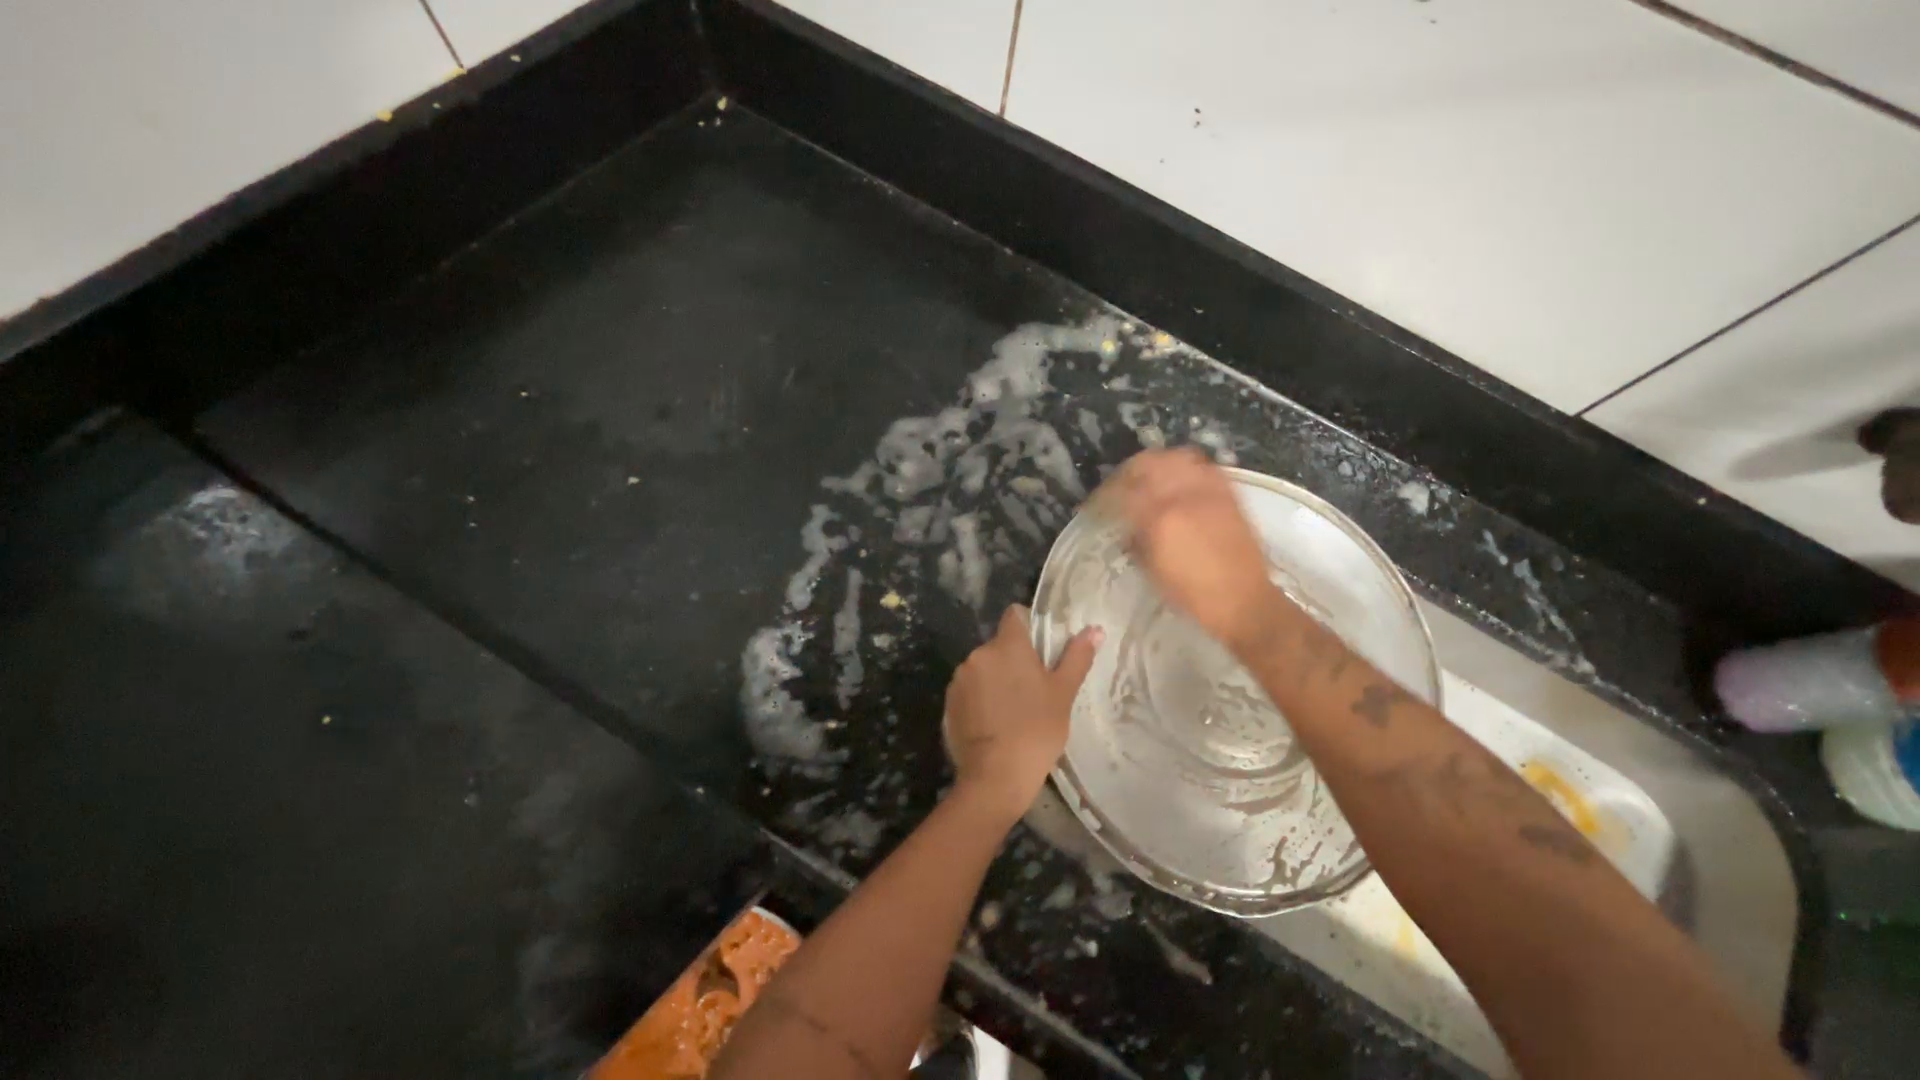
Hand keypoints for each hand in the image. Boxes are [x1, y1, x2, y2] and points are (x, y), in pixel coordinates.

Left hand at [944, 606, 1102, 821]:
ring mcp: (960, 679)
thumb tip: (1095, 630)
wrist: (996, 775)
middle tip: (1033, 689)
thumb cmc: (1037, 729)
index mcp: (1007, 646)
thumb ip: (1077, 657)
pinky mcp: (948, 702)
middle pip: (999, 646)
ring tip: (1013, 710)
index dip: (1028, 625)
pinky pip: (969, 690)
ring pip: (983, 668)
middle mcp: (978, 654)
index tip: (1040, 647)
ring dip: (995, 679)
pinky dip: (980, 699)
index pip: (1014, 615)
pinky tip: (994, 723)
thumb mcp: (1064, 692)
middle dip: (1013, 660)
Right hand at [1106, 447, 1279, 651]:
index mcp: (1159, 518)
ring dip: (1157, 464)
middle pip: (1148, 463)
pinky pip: (1203, 467)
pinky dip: (1186, 467)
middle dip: (1128, 472)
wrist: (1244, 600)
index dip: (1104, 495)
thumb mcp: (1153, 571)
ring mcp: (1209, 491)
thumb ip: (1136, 541)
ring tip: (1149, 478)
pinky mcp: (1228, 494)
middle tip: (1120, 487)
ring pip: (1176, 458)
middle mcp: (1183, 496)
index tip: (1096, 504)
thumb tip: (1128, 526)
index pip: (1122, 492)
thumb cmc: (1193, 594)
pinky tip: (1180, 481)